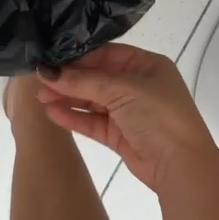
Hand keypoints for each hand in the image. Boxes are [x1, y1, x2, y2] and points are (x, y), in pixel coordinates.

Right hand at [34, 43, 218, 193]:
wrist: (181, 164)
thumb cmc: (158, 114)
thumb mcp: (122, 89)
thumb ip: (83, 81)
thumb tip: (47, 72)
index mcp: (146, 65)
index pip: (105, 55)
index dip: (77, 57)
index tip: (49, 60)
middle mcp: (138, 85)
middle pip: (97, 77)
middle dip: (69, 79)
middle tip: (38, 79)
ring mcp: (129, 111)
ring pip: (93, 101)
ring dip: (68, 98)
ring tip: (40, 97)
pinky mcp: (120, 136)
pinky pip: (93, 122)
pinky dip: (74, 117)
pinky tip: (53, 113)